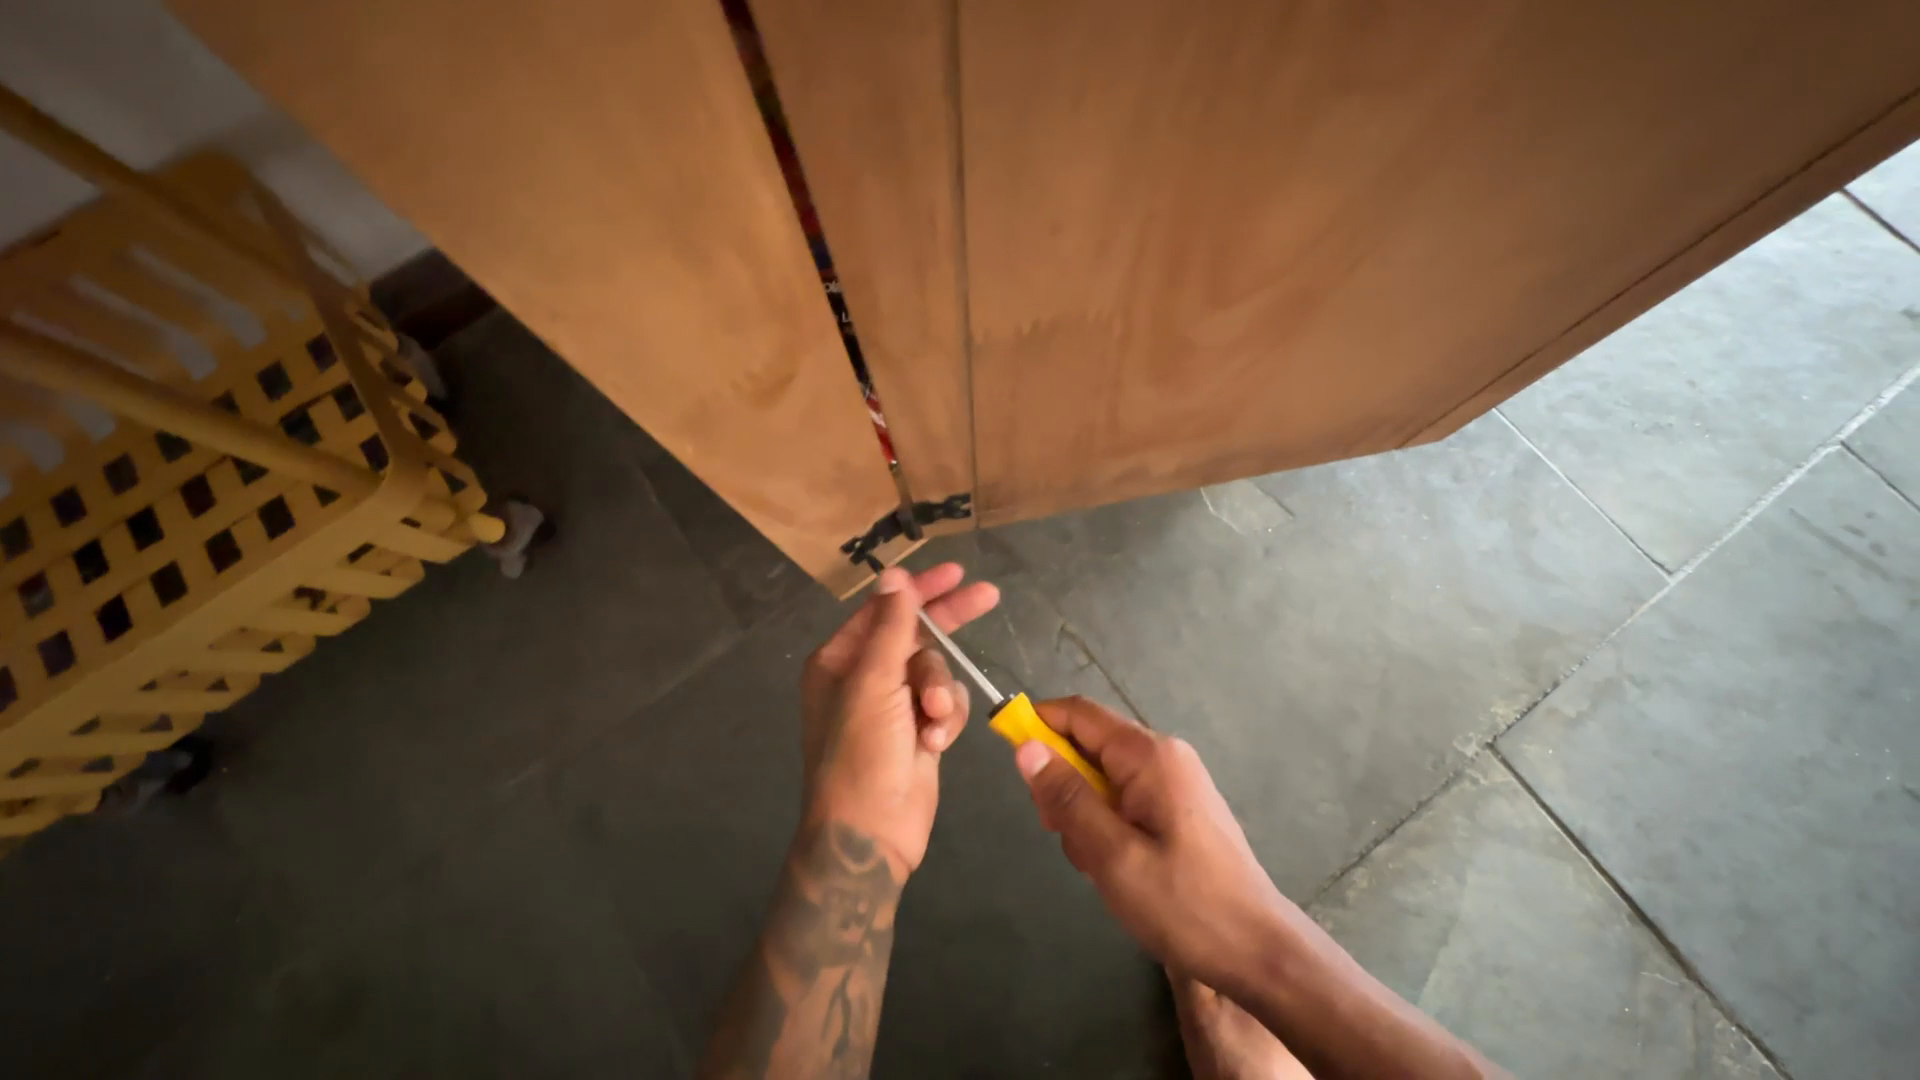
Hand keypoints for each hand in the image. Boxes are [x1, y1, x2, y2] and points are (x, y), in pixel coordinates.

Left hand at [800, 563, 999, 874]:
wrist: (870, 834)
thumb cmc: (860, 754)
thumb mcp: (873, 684)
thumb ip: (890, 627)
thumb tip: (894, 576)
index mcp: (841, 661)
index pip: (885, 610)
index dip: (920, 589)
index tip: (957, 572)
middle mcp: (866, 678)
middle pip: (917, 636)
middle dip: (948, 625)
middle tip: (988, 596)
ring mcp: (895, 706)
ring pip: (938, 673)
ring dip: (942, 695)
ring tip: (934, 722)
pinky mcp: (921, 731)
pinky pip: (948, 706)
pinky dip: (947, 722)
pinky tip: (936, 745)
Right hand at [1013, 697, 1289, 988]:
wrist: (1259, 951)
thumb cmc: (1184, 904)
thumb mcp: (1112, 855)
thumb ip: (1067, 798)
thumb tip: (1025, 747)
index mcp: (1148, 756)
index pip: (1079, 714)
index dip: (1037, 722)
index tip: (1005, 749)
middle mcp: (1163, 756)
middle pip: (1089, 746)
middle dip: (1063, 785)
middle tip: (1064, 835)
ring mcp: (1174, 782)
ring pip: (1102, 779)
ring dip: (1085, 815)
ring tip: (1099, 865)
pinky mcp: (1178, 809)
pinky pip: (1123, 800)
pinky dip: (1106, 827)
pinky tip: (1117, 868)